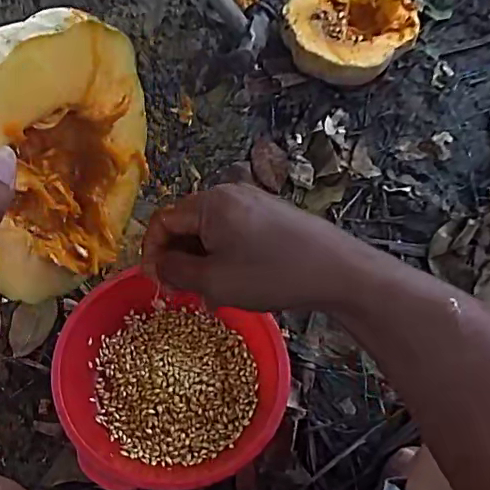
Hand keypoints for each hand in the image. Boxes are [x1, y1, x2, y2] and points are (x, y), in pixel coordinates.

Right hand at [141, 184, 363, 310]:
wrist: (338, 271)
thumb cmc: (272, 275)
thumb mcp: (213, 280)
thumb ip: (175, 271)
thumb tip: (157, 266)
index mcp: (210, 202)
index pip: (162, 221)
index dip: (151, 253)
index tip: (153, 282)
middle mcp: (229, 194)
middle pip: (185, 225)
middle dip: (177, 259)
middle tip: (179, 292)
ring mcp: (252, 203)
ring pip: (209, 233)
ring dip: (200, 262)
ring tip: (208, 295)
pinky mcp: (269, 216)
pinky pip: (232, 234)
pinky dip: (222, 257)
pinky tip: (232, 284)